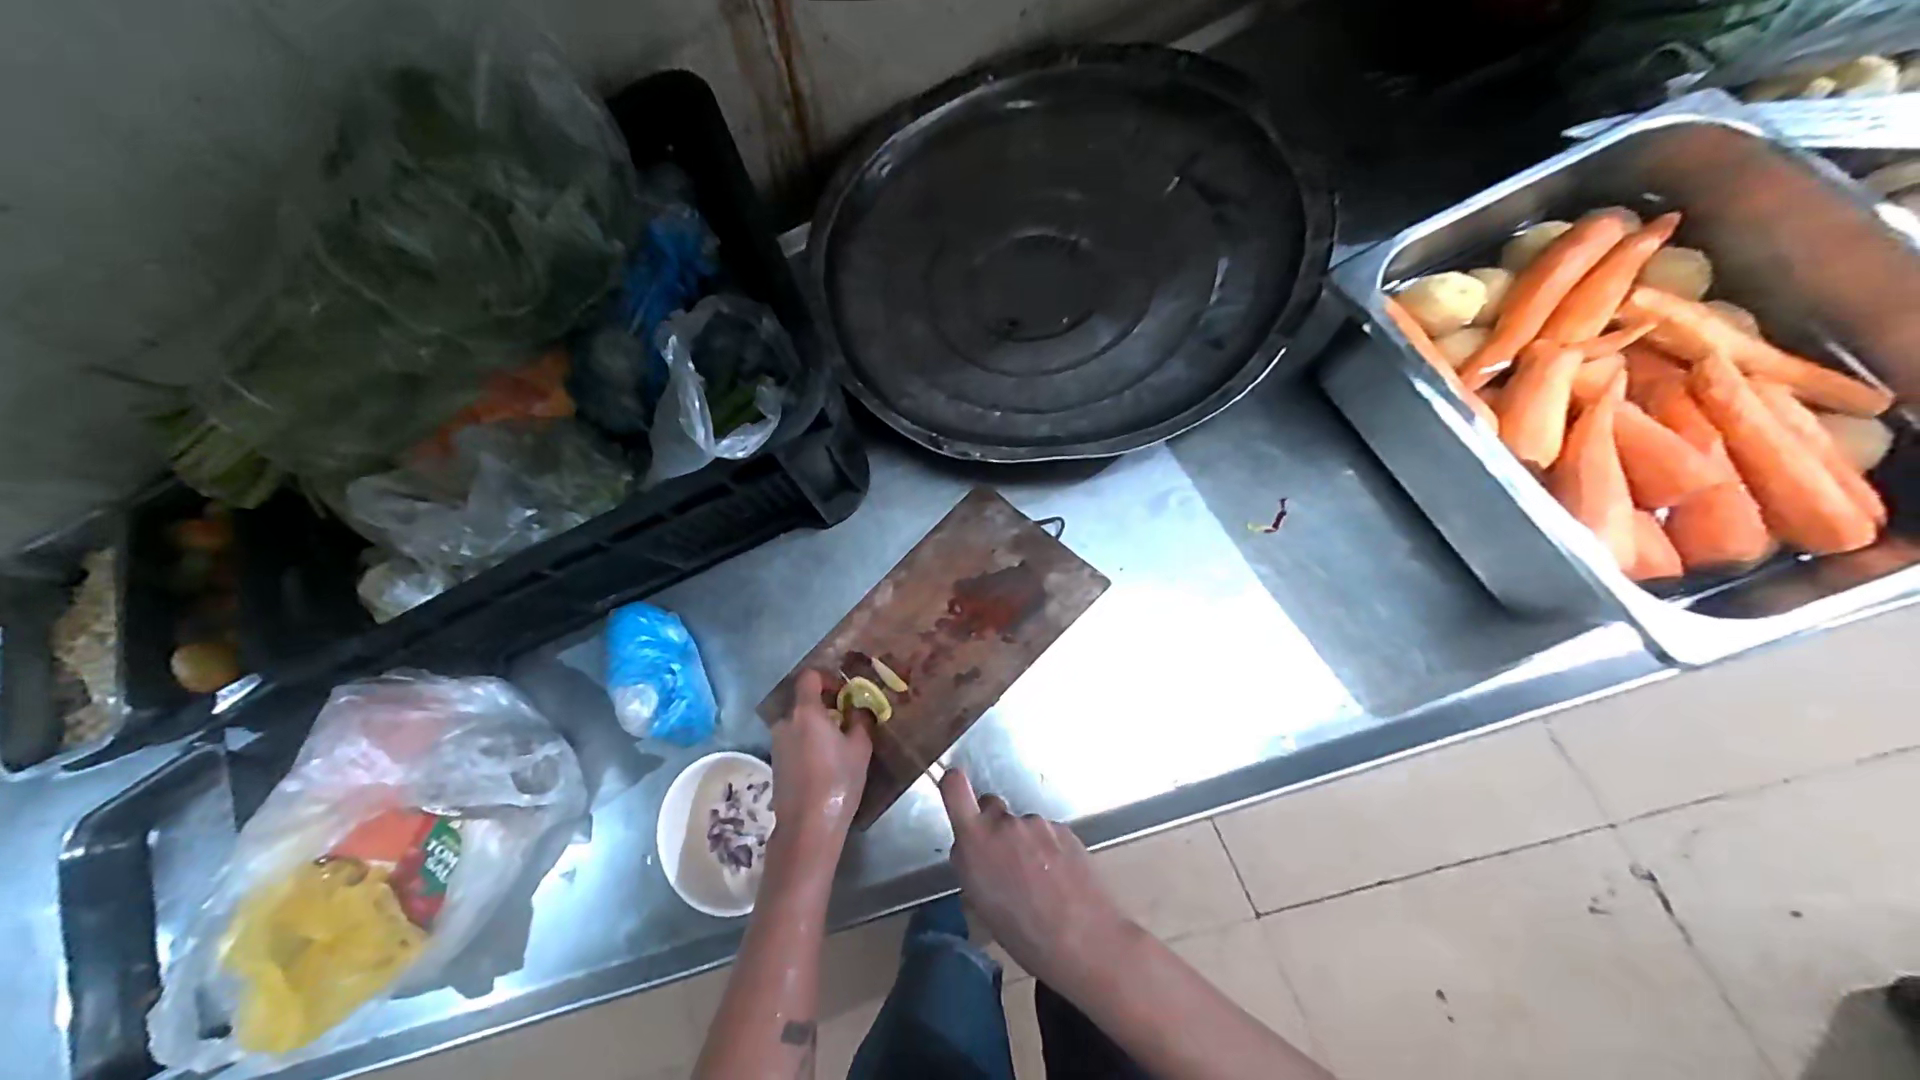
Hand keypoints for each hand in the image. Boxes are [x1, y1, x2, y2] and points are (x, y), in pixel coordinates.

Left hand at [770, 670, 871, 840]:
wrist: (807, 825)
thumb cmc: (838, 780)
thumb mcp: (860, 747)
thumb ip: (860, 720)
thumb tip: (858, 708)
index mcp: (806, 712)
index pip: (809, 677)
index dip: (827, 677)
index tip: (843, 692)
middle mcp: (786, 722)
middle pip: (804, 701)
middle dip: (825, 705)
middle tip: (847, 719)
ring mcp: (777, 743)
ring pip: (799, 722)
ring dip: (816, 725)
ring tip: (838, 743)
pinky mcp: (776, 761)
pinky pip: (793, 740)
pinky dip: (808, 741)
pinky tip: (824, 761)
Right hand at [939, 768, 1133, 991]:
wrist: (1084, 940)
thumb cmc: (1023, 934)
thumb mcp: (981, 904)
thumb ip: (972, 863)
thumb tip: (973, 849)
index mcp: (976, 841)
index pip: (955, 788)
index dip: (953, 783)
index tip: (956, 788)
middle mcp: (1005, 823)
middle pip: (991, 807)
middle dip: (992, 826)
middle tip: (1006, 860)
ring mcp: (1038, 823)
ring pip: (1022, 825)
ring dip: (1024, 843)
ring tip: (1040, 881)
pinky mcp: (1065, 829)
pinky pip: (1047, 833)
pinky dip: (1049, 850)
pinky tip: (1060, 879)